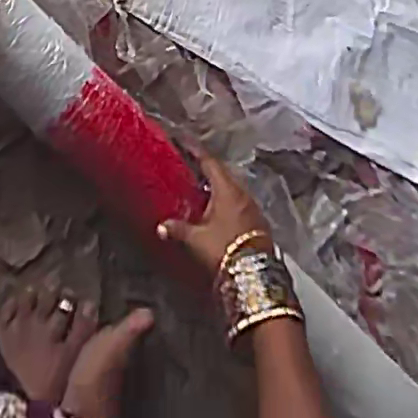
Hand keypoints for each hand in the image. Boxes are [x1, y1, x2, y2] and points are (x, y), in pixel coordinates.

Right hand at [156, 140, 271, 274]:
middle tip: (189, 165)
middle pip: (222, 174)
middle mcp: (242, 193)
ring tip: (199, 188)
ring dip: (216, 187)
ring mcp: (252, 207)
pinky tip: (216, 210)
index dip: (196, 151)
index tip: (184, 141)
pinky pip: (238, 202)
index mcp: (227, 190)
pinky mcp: (257, 221)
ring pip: (231, 189)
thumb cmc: (225, 249)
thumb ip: (179, 229)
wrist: (257, 275)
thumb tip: (160, 226)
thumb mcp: (198, 240)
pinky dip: (225, 201)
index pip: (210, 162)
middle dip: (205, 169)